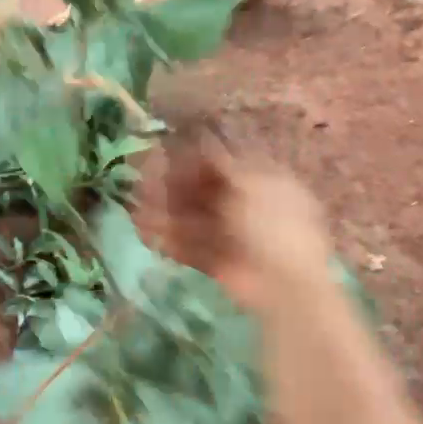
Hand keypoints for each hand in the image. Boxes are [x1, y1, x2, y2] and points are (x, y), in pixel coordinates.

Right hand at [139, 133, 332, 313]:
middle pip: (207, 195)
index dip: (197, 161)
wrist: (283, 282)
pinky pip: (193, 250)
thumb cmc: (274, 226)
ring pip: (196, 222)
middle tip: (145, 184)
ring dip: (168, 216)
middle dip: (176, 189)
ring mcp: (233, 238)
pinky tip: (149, 236)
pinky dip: (172, 243)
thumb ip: (222, 165)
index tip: (167, 156)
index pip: (227, 166)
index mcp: (265, 183)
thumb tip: (202, 141)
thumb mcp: (251, 186)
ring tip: (139, 211)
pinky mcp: (220, 264)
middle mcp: (248, 208)